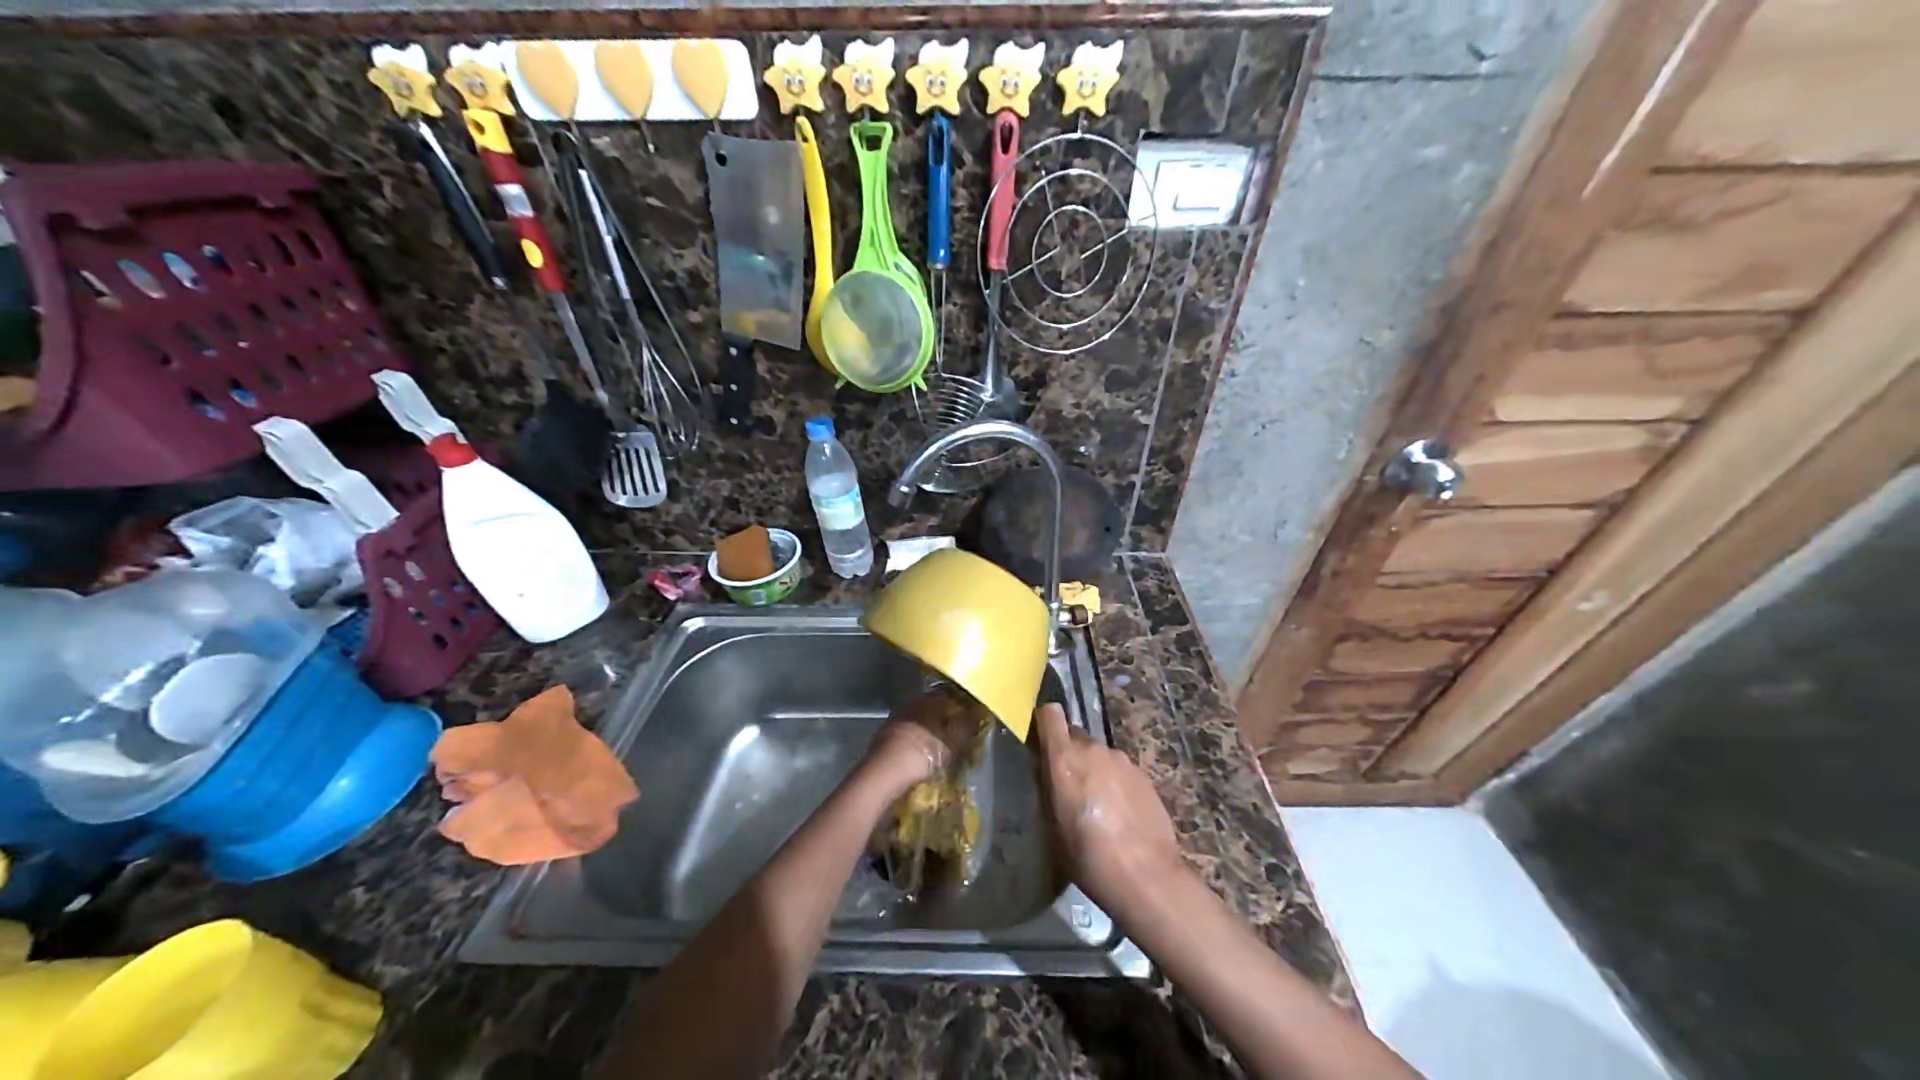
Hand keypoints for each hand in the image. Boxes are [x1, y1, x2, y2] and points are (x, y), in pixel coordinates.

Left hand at [863, 685, 984, 792]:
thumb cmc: (922, 754)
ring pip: (920, 721)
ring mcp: (895, 721)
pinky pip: (909, 735)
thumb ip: (967, 725)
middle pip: (933, 707)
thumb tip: (979, 712)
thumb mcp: (952, 742)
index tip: (974, 713)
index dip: (963, 702)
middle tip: (960, 731)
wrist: (882, 775)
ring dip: (931, 730)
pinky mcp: (885, 738)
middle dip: (947, 717)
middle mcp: (910, 705)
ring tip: (944, 745)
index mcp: (927, 700)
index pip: (949, 693)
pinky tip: (924, 754)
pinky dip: (918, 741)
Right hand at [1032, 703, 1185, 911]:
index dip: (1043, 722)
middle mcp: (1093, 749)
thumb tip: (1049, 776)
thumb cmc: (1087, 855)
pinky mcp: (1144, 775)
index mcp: (1064, 758)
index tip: (1039, 740)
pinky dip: (1115, 783)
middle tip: (1068, 784)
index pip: (1050, 714)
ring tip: (1097, 804)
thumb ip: (1049, 790)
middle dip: (1069, 753)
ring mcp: (1122, 760)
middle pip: (1075, 736)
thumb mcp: (1052, 825)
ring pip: (1099, 755)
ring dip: (1094, 769)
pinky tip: (1119, 813)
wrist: (1145, 875)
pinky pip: (1120, 770)